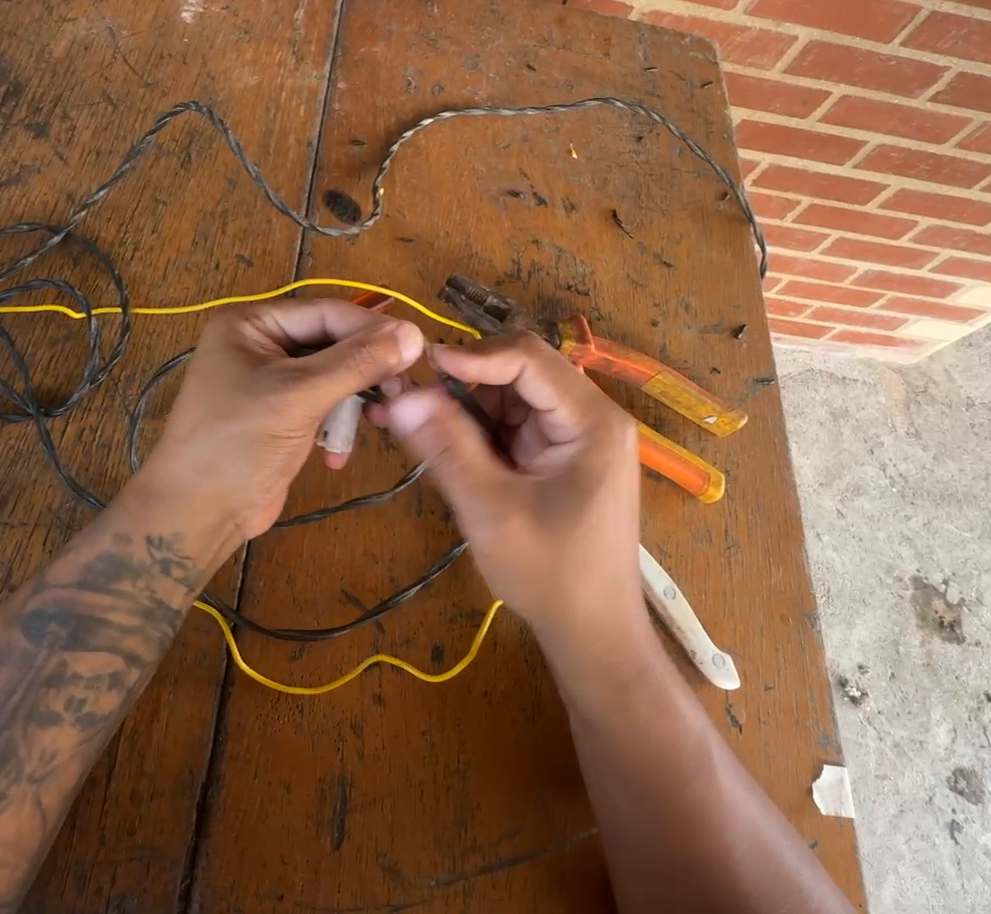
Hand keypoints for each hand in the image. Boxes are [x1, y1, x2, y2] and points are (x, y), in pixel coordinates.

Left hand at [136, 299, 423, 546]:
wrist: (199, 513)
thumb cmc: (238, 443)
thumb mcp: (299, 396)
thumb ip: (356, 363)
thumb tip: (414, 334)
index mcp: (251, 324)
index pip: (326, 312)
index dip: (373, 330)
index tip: (418, 349)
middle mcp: (260, 344)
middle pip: (333, 342)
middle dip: (368, 368)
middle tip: (404, 391)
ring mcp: (271, 381)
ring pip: (334, 375)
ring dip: (357, 399)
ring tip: (383, 421)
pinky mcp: (282, 415)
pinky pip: (324, 405)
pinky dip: (337, 425)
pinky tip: (338, 454)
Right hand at [376, 333, 644, 651]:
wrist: (592, 634)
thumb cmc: (552, 575)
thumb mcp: (491, 510)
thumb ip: (446, 448)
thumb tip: (398, 397)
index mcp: (593, 422)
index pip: (529, 360)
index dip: (473, 356)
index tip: (419, 368)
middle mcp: (589, 418)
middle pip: (519, 373)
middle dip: (464, 381)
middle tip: (410, 397)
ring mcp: (572, 437)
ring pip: (509, 397)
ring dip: (463, 405)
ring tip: (414, 420)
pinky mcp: (554, 457)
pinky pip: (509, 426)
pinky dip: (473, 430)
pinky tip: (437, 441)